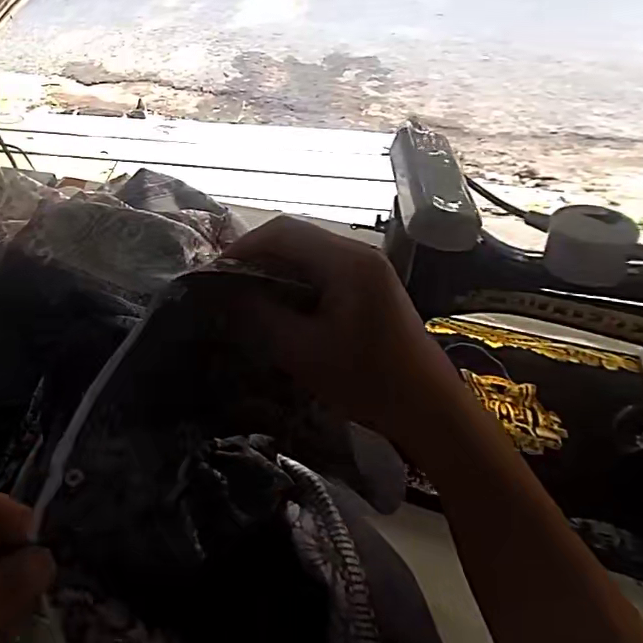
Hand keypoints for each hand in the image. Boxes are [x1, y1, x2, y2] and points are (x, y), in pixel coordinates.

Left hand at [0, 494, 54, 642]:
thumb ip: (2, 590)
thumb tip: (50, 556)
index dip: (30, 529)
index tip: (53, 568)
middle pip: (8, 537)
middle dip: (23, 575)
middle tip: (22, 615)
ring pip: (11, 568)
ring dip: (15, 604)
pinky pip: (3, 594)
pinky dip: (6, 619)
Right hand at [225, 216, 463, 447]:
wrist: (429, 409)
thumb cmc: (368, 382)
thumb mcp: (303, 351)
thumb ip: (260, 315)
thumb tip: (224, 292)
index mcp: (347, 261)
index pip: (282, 232)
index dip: (241, 248)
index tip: (213, 275)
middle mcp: (358, 253)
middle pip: (294, 237)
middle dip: (254, 258)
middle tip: (223, 287)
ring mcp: (367, 268)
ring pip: (306, 253)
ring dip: (272, 270)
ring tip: (243, 297)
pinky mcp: (369, 286)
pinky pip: (321, 270)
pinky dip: (293, 281)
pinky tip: (277, 306)